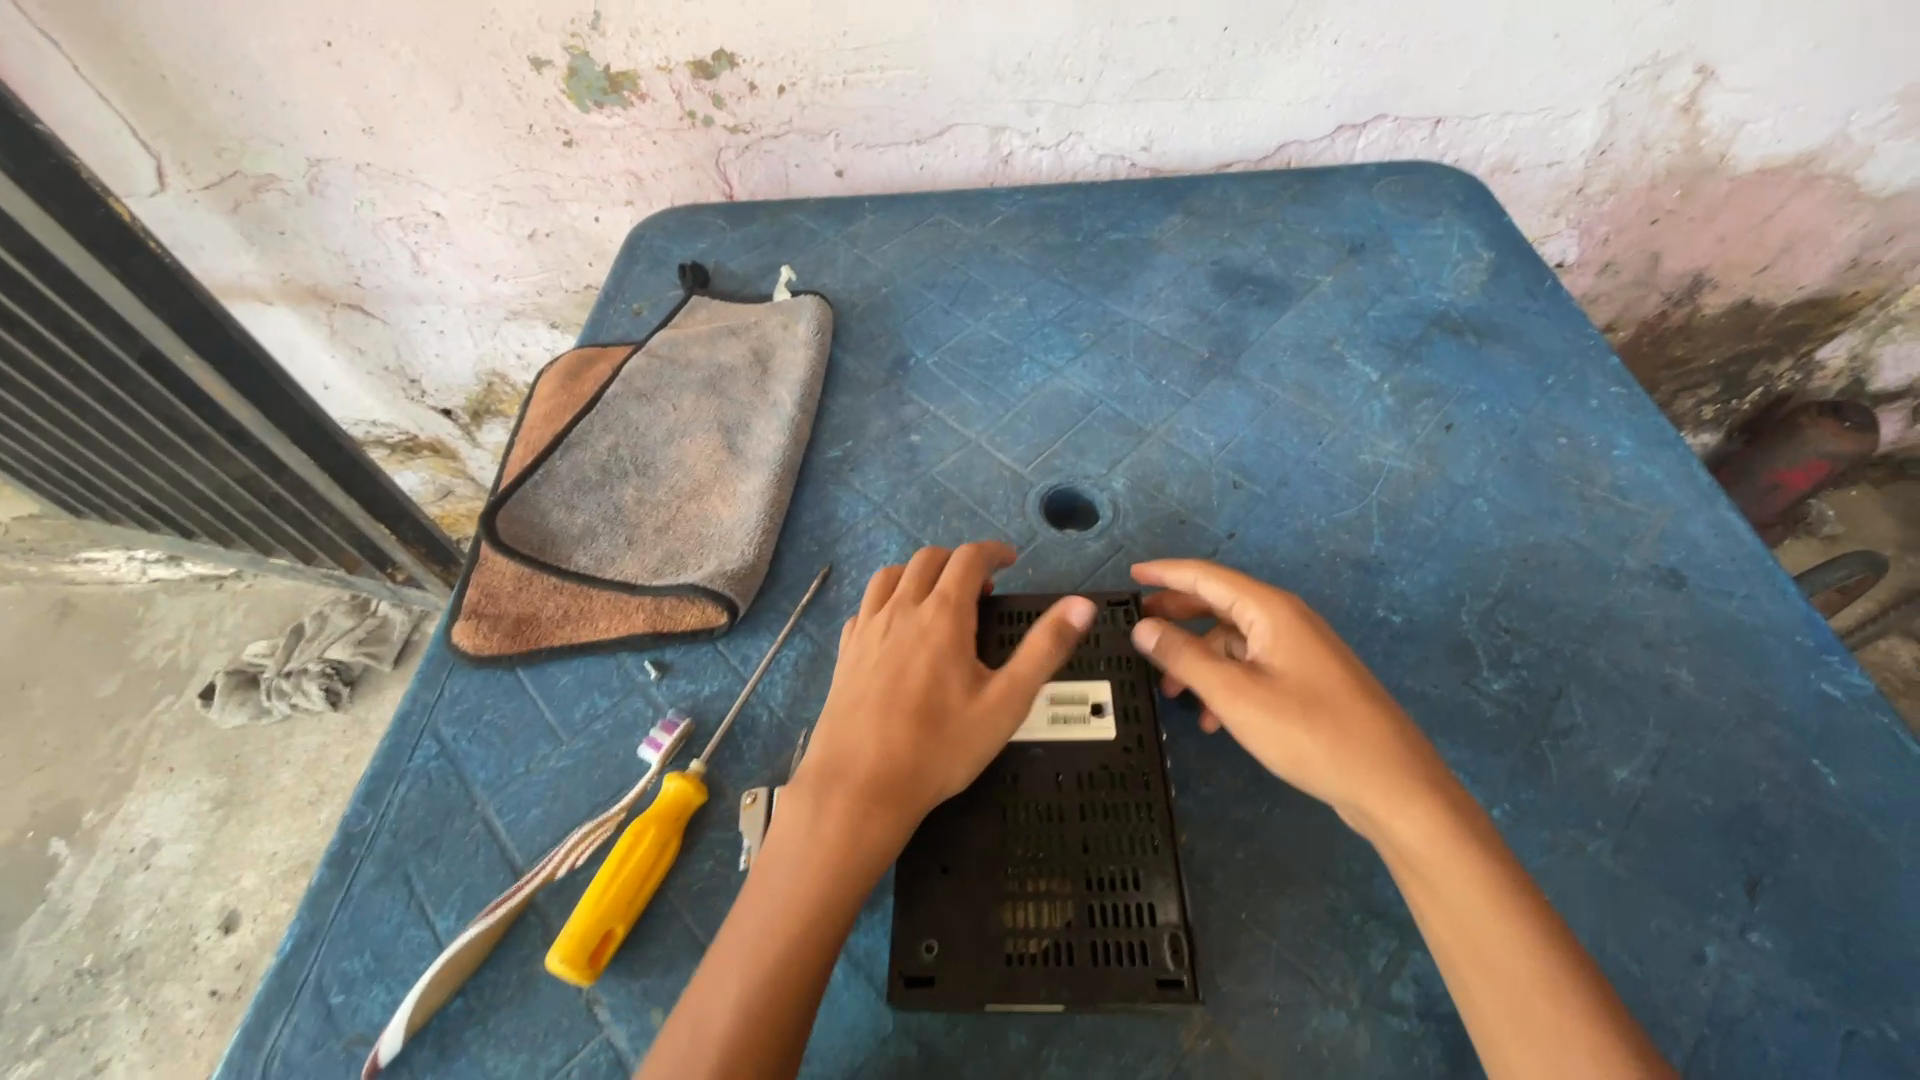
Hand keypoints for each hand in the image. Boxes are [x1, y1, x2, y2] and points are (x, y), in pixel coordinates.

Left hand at [792, 542, 1095, 838]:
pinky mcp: (846, 653)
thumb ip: (1045, 649)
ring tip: (937, 597)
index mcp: (943, 615)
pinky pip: (865, 607)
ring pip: (890, 576)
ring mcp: (867, 630)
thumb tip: (1082, 604)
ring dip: (919, 574)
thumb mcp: (1007, 702)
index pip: (968, 559)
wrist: (861, 786)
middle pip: (928, 559)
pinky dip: (887, 601)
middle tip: (981, 588)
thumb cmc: (940, 746)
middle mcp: (901, 610)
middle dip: (958, 561)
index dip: (993, 552)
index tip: (1009, 561)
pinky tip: (896, 628)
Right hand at [1129, 558, 1454, 839]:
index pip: (1207, 577)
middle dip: (1177, 616)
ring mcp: (1300, 651)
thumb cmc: (1308, 732)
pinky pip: (1253, 666)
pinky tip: (1211, 718)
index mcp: (1270, 611)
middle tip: (1137, 629)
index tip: (1131, 574)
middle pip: (1220, 604)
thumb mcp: (1234, 695)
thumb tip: (1144, 628)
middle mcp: (1286, 620)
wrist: (1390, 783)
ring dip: (1199, 658)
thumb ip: (1184, 657)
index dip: (1166, 573)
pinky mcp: (1307, 680)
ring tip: (1170, 690)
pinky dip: (1225, 682)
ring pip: (1234, 640)